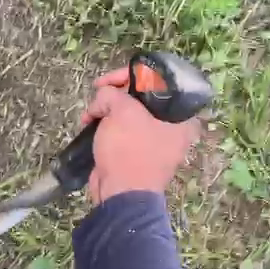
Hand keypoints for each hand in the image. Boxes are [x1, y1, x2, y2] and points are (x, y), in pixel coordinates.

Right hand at [80, 67, 201, 203]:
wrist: (122, 192)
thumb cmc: (129, 149)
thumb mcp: (121, 111)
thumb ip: (112, 93)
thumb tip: (104, 96)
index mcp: (181, 116)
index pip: (155, 82)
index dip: (126, 76)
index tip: (103, 82)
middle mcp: (172, 126)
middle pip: (138, 96)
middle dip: (111, 96)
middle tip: (96, 101)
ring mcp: (155, 140)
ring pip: (126, 112)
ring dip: (104, 111)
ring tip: (89, 118)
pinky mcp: (137, 150)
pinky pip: (120, 128)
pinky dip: (105, 125)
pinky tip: (90, 127)